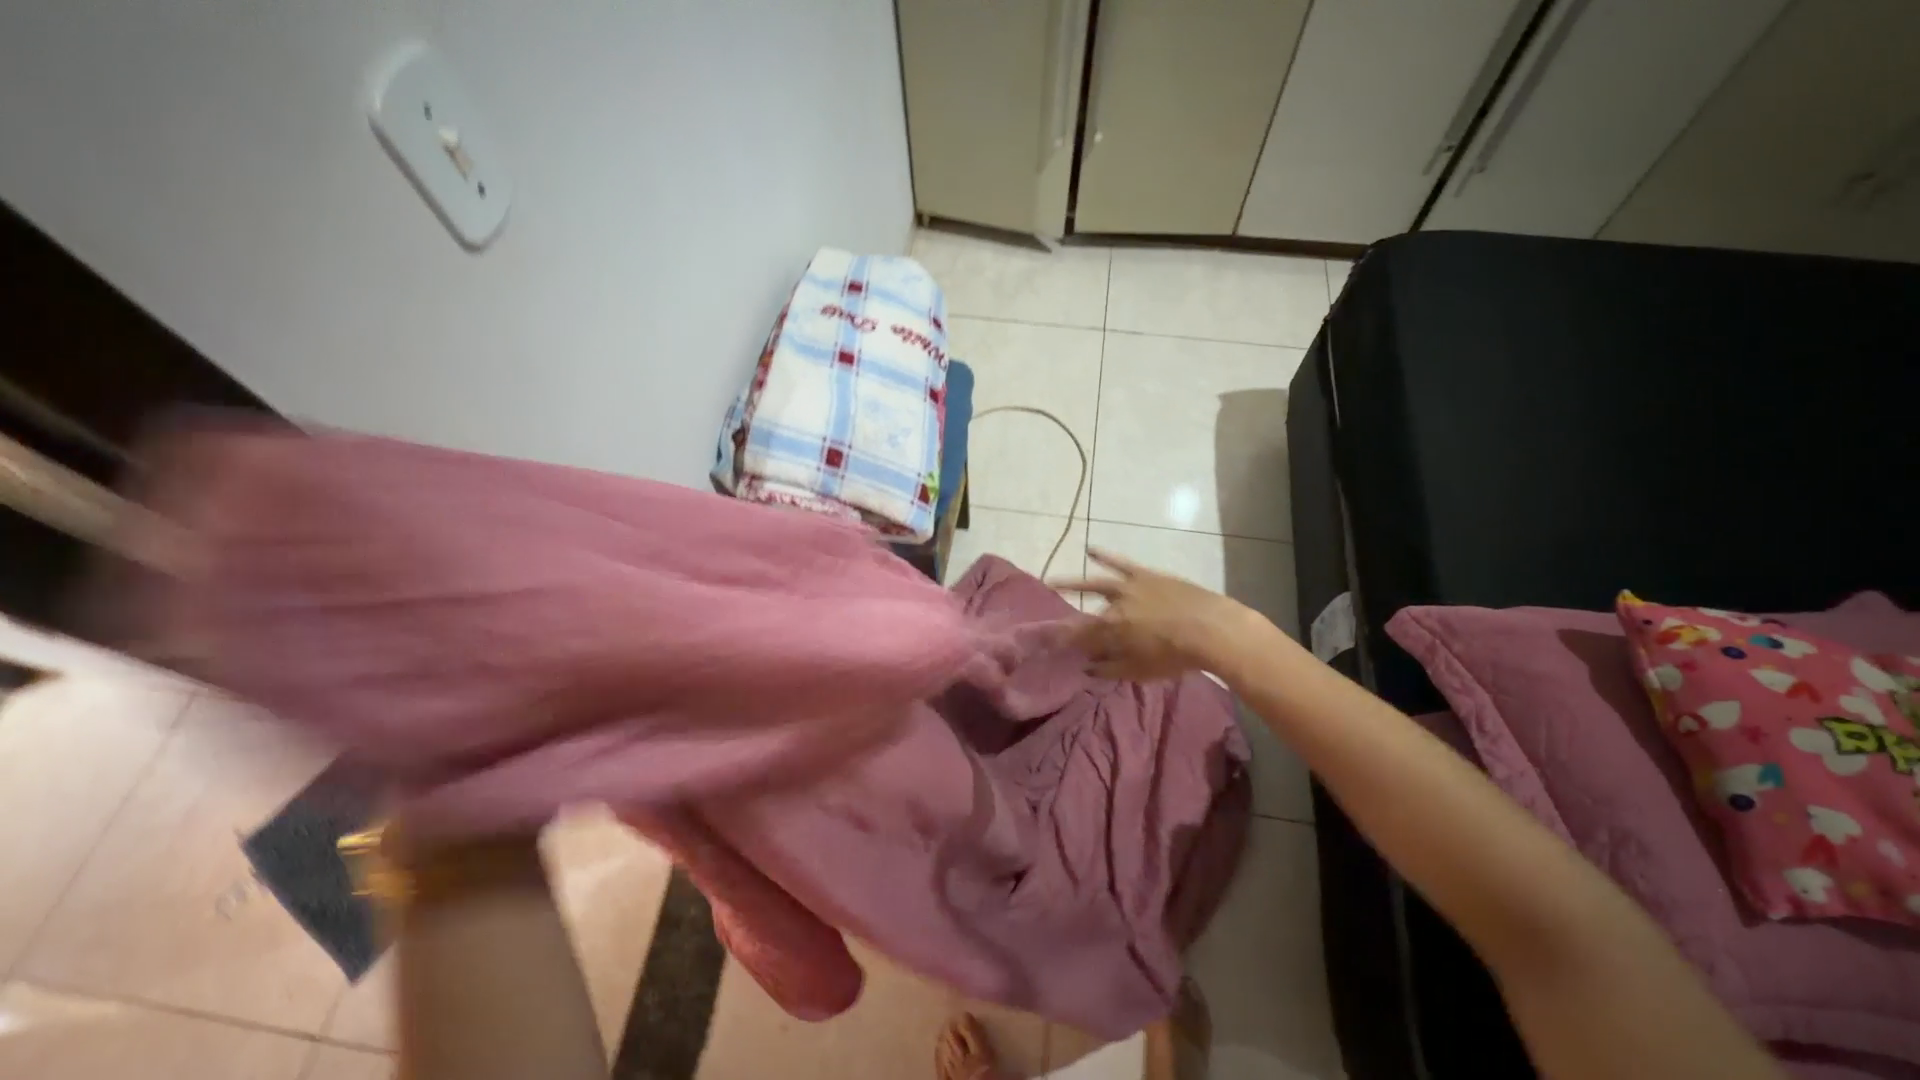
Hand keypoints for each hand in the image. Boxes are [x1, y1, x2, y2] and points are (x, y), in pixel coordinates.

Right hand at [1050, 548, 1258, 679]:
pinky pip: (1120, 563)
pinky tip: (1090, 549)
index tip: (1046, 645)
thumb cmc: (1176, 656)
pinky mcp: (1145, 575)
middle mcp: (1113, 606)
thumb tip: (1087, 668)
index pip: (1081, 638)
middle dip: (1069, 621)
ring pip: (1094, 584)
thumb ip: (1110, 669)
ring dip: (1071, 584)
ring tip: (1052, 582)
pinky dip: (1105, 555)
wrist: (1211, 628)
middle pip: (1087, 615)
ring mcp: (1129, 587)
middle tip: (1052, 623)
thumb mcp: (1140, 671)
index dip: (1063, 642)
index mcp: (1111, 632)